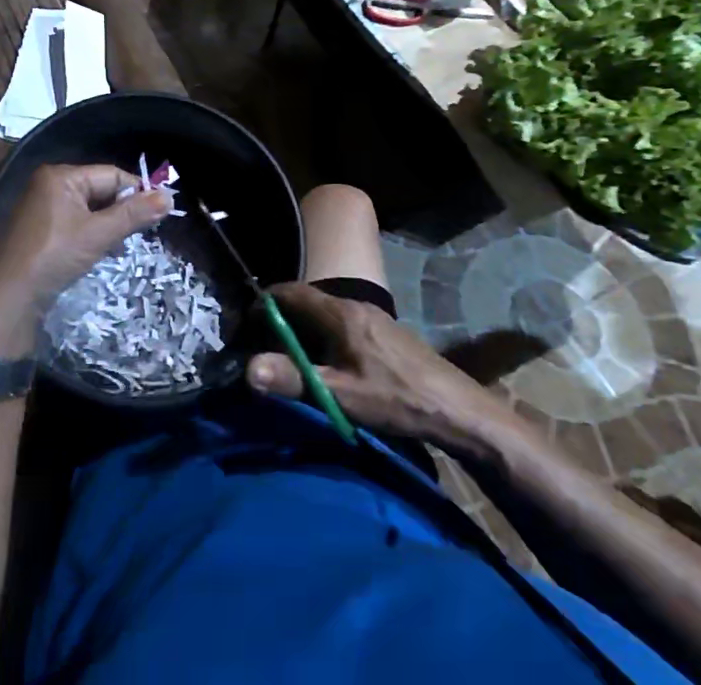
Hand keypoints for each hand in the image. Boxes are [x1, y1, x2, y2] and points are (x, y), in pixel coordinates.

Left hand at [0, 163, 172, 319]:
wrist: (11, 296)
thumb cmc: (55, 256)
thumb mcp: (99, 234)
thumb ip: (135, 214)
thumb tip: (170, 197)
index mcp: (61, 176)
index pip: (113, 175)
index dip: (137, 193)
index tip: (156, 215)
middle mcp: (51, 184)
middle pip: (103, 190)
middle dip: (122, 212)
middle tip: (137, 234)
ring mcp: (45, 206)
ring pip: (93, 208)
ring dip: (110, 226)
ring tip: (118, 246)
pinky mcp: (44, 228)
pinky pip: (79, 221)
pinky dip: (94, 234)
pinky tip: (103, 251)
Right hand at [246, 283, 516, 458]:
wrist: (455, 408)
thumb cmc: (395, 399)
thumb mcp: (339, 394)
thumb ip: (293, 379)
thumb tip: (247, 369)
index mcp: (342, 313)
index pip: (292, 292)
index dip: (265, 302)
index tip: (245, 323)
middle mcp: (357, 306)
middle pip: (307, 301)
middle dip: (280, 318)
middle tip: (260, 344)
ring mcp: (374, 318)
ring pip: (325, 314)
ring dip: (302, 329)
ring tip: (286, 356)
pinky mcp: (385, 334)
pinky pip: (341, 324)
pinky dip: (322, 336)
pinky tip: (325, 363)